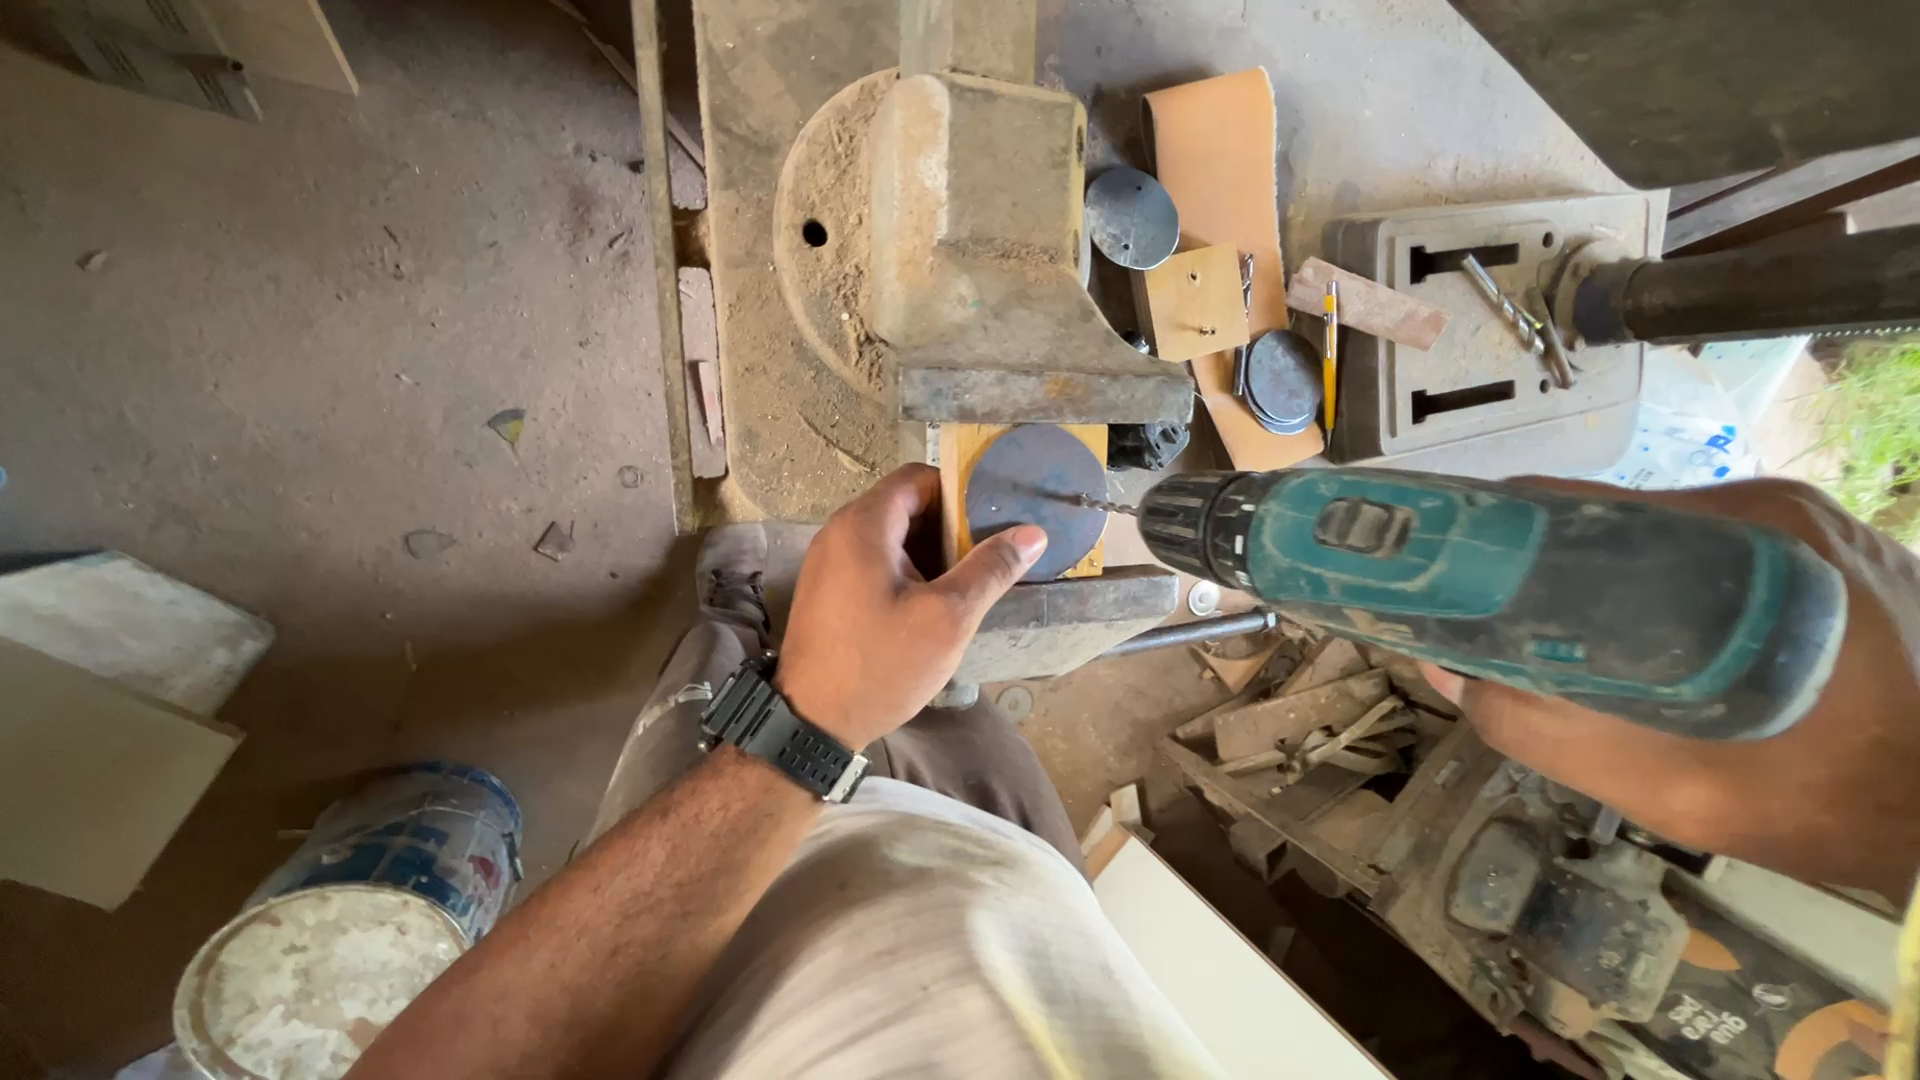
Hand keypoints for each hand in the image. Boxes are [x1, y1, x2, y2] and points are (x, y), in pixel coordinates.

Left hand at [775, 464, 1046, 749]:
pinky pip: (874, 561)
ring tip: (970, 581)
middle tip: (990, 554)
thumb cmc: (881, 664)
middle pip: (905, 505)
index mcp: (863, 525)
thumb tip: (1031, 533)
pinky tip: (934, 603)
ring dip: (931, 552)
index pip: (918, 478)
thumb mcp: (948, 617)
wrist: (811, 723)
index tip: (995, 517)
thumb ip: (990, 569)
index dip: (960, 490)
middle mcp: (839, 532)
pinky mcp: (828, 590)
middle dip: (950, 525)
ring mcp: (829, 561)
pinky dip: (907, 570)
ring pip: (891, 536)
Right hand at [1423, 477, 1919, 897]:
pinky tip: (1643, 634)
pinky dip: (1653, 582)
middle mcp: (1772, 510)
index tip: (1445, 576)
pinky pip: (1701, 549)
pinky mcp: (1831, 545)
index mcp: (1735, 539)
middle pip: (1605, 516)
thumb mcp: (1658, 784)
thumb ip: (1534, 727)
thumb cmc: (1823, 801)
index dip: (1490, 538)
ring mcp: (1809, 525)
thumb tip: (1442, 667)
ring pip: (1651, 532)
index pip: (1570, 508)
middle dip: (1538, 562)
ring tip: (1562, 631)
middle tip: (1498, 617)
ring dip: (1596, 574)